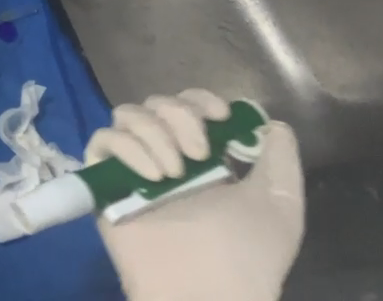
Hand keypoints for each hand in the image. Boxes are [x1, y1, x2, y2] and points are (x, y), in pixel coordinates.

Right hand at [89, 90, 304, 300]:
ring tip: (175, 173)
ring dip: (155, 133)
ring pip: (127, 114)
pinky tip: (152, 176)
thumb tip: (274, 123)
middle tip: (199, 153)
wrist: (207, 290)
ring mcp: (131, 165)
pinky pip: (103, 140)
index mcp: (203, 158)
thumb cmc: (246, 254)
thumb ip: (280, 163)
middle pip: (156, 102)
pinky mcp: (103, 178)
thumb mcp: (278, 209)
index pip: (190, 105)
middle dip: (179, 117)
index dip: (200, 99)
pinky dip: (128, 148)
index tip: (218, 116)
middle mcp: (165, 154)